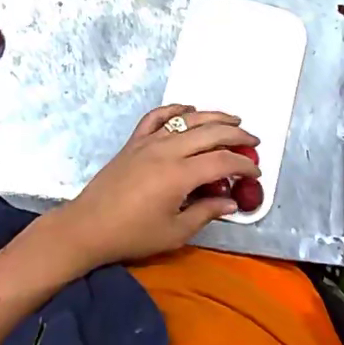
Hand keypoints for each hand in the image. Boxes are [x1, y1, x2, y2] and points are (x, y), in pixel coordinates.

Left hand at [32, 105, 259, 273]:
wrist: (88, 227)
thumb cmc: (132, 235)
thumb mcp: (175, 233)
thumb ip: (206, 213)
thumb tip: (231, 202)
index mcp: (179, 175)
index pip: (222, 161)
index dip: (244, 165)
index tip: (255, 172)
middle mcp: (166, 151)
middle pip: (210, 133)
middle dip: (236, 134)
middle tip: (253, 141)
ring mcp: (148, 142)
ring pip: (187, 120)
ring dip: (213, 116)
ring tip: (232, 119)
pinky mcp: (133, 142)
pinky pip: (156, 117)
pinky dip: (174, 110)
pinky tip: (188, 110)